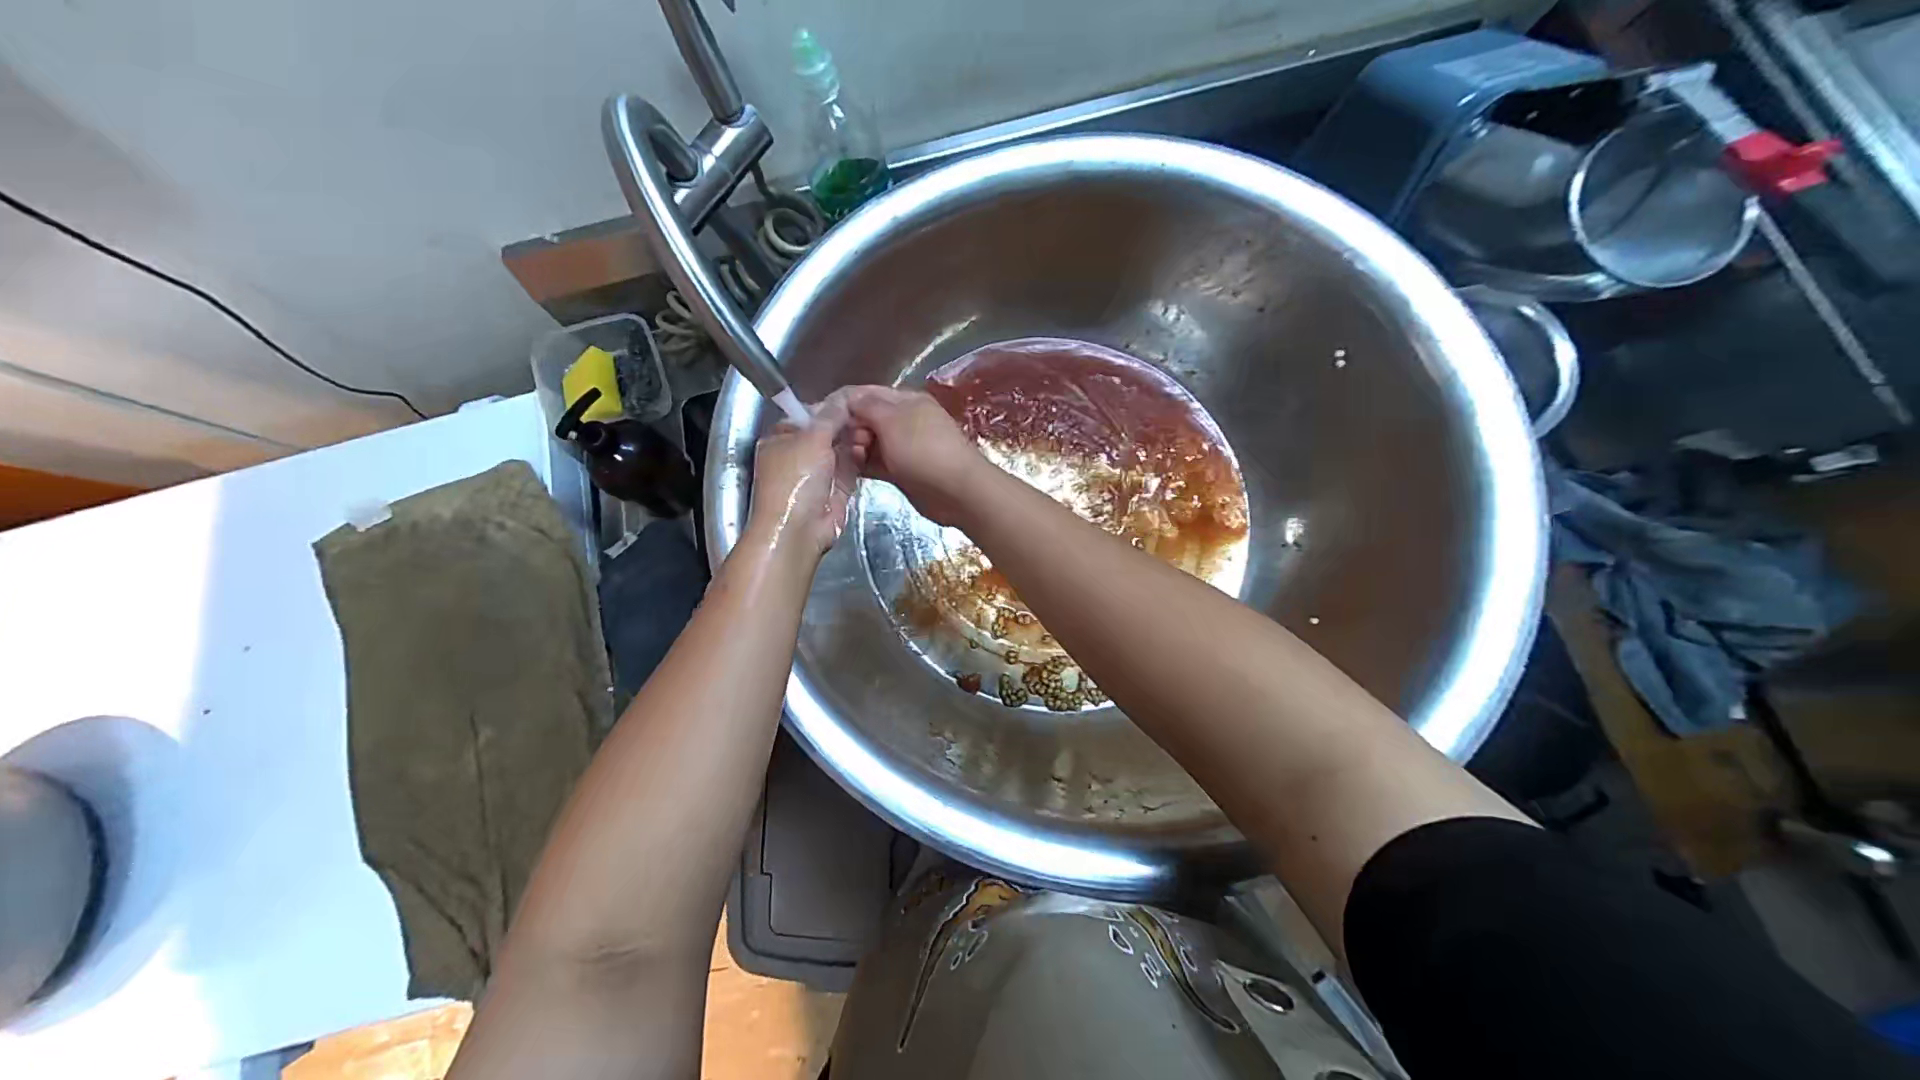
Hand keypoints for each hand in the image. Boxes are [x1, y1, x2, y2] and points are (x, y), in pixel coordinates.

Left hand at [745, 396, 856, 559]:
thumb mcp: (812, 438)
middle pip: (827, 433)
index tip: (851, 401)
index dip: (828, 408)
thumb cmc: (796, 479)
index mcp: (781, 439)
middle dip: (846, 426)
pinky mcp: (835, 490)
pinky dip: (859, 460)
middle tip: (867, 415)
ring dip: (855, 442)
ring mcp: (817, 474)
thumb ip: (830, 417)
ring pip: (840, 451)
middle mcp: (798, 455)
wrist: (799, 529)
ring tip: (873, 430)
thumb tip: (842, 399)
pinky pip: (850, 469)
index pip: (806, 416)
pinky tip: (871, 449)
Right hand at [835, 385, 988, 526]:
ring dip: (855, 448)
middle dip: (849, 428)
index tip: (820, 418)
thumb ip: (867, 406)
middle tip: (841, 444)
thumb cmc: (924, 451)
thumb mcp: (893, 421)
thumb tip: (848, 398)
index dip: (842, 403)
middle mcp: (903, 420)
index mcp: (905, 401)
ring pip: (869, 442)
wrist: (957, 491)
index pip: (865, 394)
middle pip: (866, 418)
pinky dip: (863, 464)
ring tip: (849, 458)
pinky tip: (851, 469)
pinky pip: (876, 462)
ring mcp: (903, 447)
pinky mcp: (902, 470)